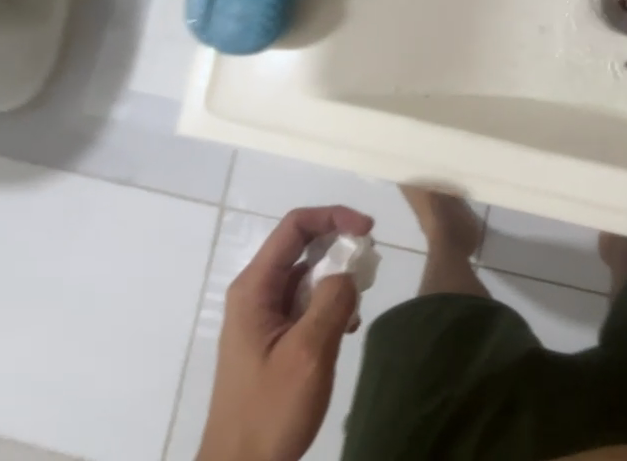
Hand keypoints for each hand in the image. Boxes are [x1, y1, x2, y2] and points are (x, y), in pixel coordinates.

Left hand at [198, 206, 374, 460]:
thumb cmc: (270, 410)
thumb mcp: (308, 353)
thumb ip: (332, 301)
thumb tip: (349, 272)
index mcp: (255, 287)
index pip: (295, 226)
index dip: (334, 216)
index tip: (369, 231)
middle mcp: (256, 293)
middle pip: (302, 246)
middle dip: (340, 248)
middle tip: (371, 268)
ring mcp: (263, 316)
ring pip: (307, 275)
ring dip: (338, 280)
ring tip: (357, 307)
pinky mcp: (274, 338)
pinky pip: (306, 303)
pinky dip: (331, 305)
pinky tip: (346, 328)